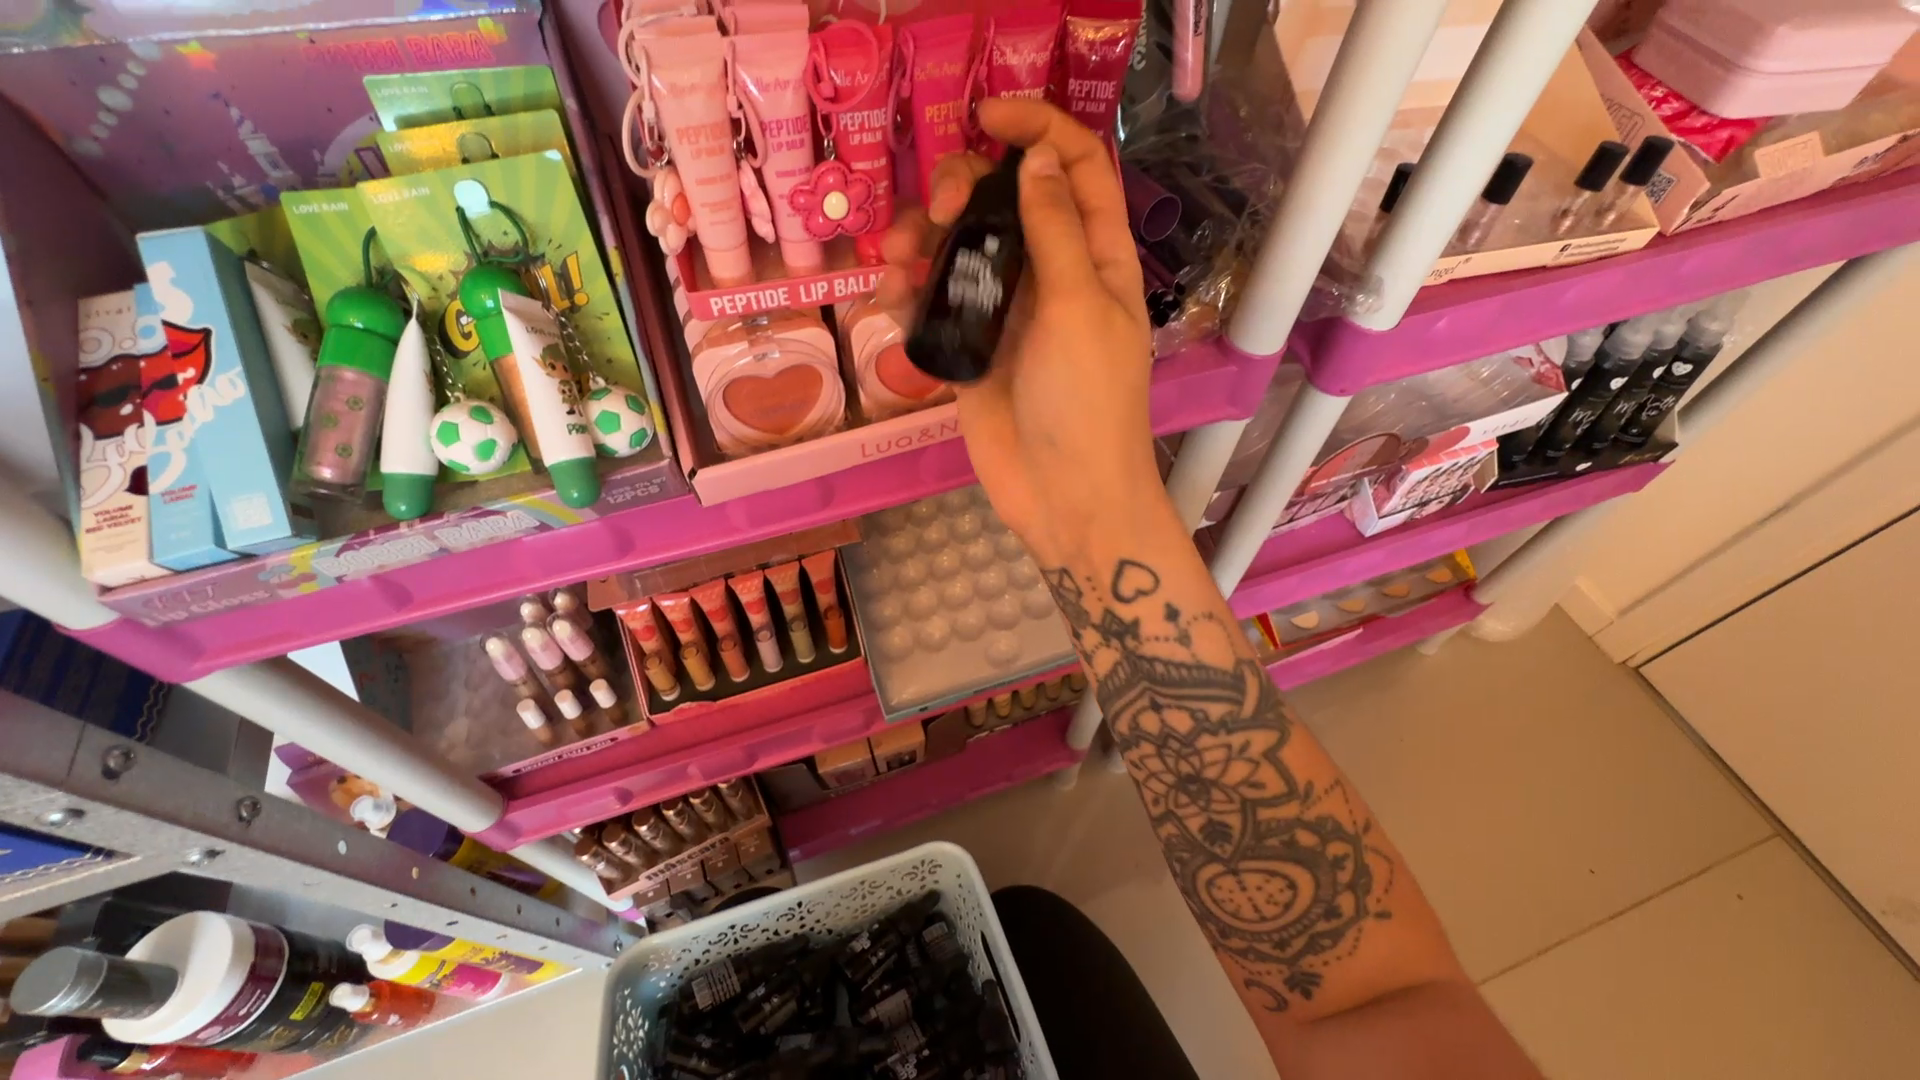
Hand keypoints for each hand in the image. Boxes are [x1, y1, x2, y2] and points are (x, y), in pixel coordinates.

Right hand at [878, 99, 1170, 565]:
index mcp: (1094, 257)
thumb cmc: (1086, 402)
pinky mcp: (969, 349)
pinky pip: (934, 302)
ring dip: (923, 238)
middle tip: (938, 209)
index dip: (1038, 127)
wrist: (1063, 495)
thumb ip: (1053, 231)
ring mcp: (1006, 313)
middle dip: (964, 186)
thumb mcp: (1078, 307)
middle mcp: (1049, 275)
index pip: (1074, 168)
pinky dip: (908, 289)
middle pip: (1003, 201)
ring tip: (896, 256)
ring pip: (960, 249)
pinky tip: (889, 295)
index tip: (984, 116)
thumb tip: (1034, 158)